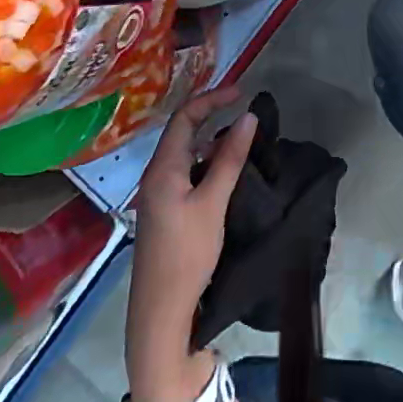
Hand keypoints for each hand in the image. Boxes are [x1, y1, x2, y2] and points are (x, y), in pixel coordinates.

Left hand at [126, 84, 256, 401]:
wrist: (161, 310)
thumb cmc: (187, 254)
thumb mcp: (213, 204)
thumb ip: (229, 160)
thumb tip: (247, 118)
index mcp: (162, 167)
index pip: (184, 117)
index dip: (212, 99)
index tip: (241, 91)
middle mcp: (155, 174)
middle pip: (182, 132)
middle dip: (211, 116)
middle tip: (243, 112)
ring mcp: (157, 193)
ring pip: (184, 154)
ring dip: (209, 142)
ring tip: (241, 141)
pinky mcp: (164, 211)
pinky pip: (184, 173)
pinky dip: (204, 165)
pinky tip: (225, 174)